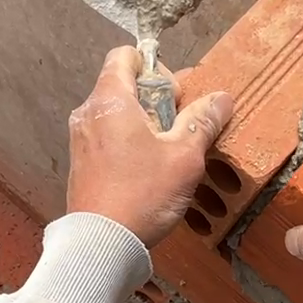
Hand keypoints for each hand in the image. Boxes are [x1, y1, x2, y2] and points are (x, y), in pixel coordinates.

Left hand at [67, 47, 233, 246]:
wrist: (101, 246)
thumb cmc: (142, 196)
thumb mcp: (184, 157)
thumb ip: (203, 122)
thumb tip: (221, 98)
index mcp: (109, 99)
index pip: (126, 56)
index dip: (156, 69)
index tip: (175, 99)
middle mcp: (88, 114)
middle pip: (125, 88)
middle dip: (156, 103)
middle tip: (180, 132)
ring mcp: (81, 142)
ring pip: (118, 119)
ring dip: (145, 129)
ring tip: (168, 158)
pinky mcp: (81, 167)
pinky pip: (108, 143)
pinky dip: (129, 149)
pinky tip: (148, 176)